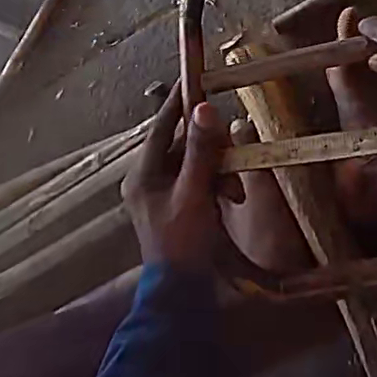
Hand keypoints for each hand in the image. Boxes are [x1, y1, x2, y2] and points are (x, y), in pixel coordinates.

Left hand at [122, 85, 227, 270]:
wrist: (183, 301)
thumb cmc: (183, 246)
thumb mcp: (194, 194)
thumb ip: (201, 152)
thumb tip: (204, 108)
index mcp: (143, 174)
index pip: (161, 126)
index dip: (178, 101)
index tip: (192, 76)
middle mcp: (148, 179)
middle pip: (181, 145)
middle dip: (210, 147)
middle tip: (230, 147)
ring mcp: (161, 194)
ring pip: (193, 163)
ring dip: (218, 168)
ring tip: (234, 189)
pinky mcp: (176, 206)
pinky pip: (198, 181)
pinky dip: (216, 183)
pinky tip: (231, 197)